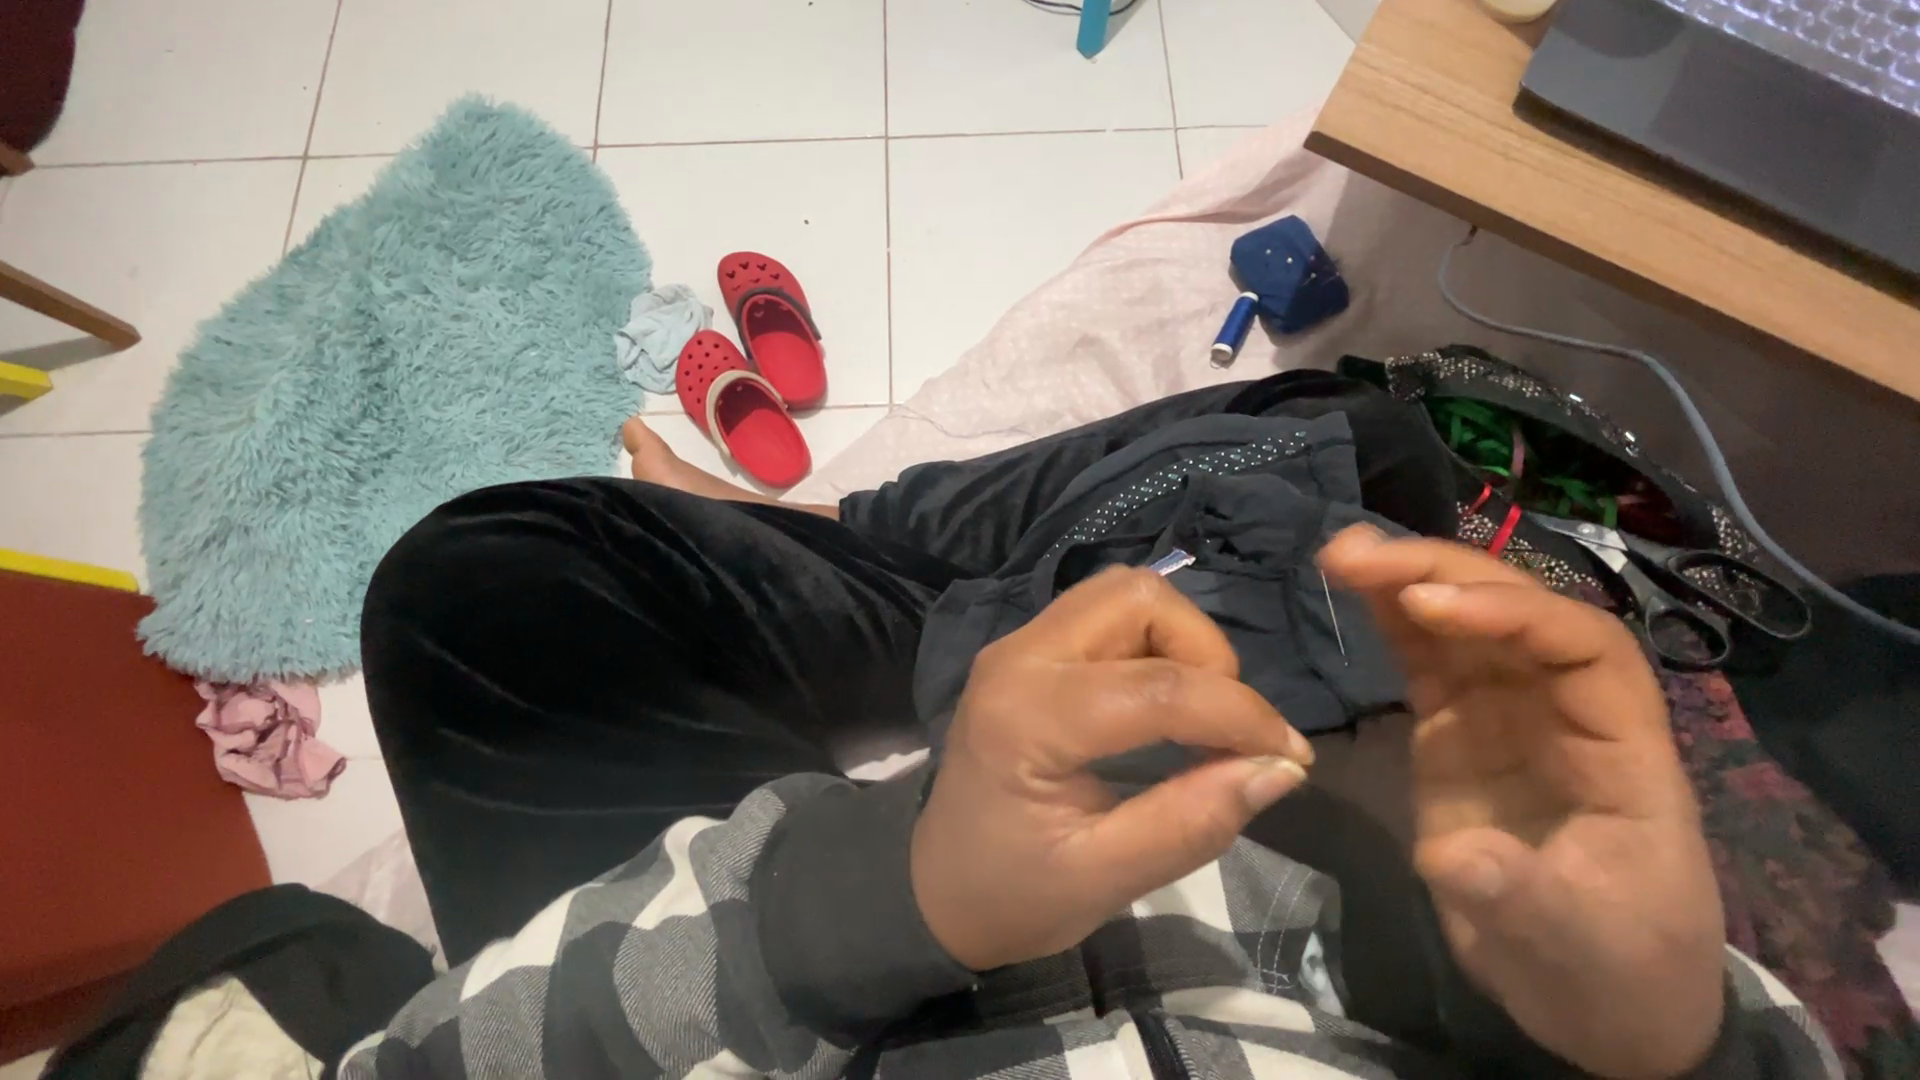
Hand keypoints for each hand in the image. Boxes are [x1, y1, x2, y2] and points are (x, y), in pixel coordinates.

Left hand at [912, 566, 1315, 972]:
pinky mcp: (1027, 650)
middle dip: (1203, 653)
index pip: (1156, 686)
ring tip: (1196, 712)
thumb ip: (1192, 820)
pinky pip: (1104, 613)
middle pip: (1136, 598)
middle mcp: (1018, 657)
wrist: (935, 886)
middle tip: (1223, 726)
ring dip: (1179, 640)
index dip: (1240, 713)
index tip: (1289, 756)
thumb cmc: (1011, 893)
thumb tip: (1281, 767)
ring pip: (1122, 594)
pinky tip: (1162, 699)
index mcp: (1027, 717)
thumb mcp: (1104, 877)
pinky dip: (1152, 642)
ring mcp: (1018, 645)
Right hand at [1319, 526, 1725, 1079]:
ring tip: (1340, 553)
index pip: (1580, 646)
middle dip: (1441, 573)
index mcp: (1619, 748)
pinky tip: (1352, 586)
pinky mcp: (1453, 724)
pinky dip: (1389, 616)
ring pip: (1463, 621)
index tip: (1426, 604)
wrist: (1582, 990)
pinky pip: (1424, 654)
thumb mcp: (1571, 942)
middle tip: (1357, 556)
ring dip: (1406, 578)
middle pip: (1516, 612)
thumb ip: (1522, 896)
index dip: (1510, 613)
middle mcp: (1563, 710)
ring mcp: (1504, 713)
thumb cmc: (1601, 964)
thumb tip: (1457, 858)